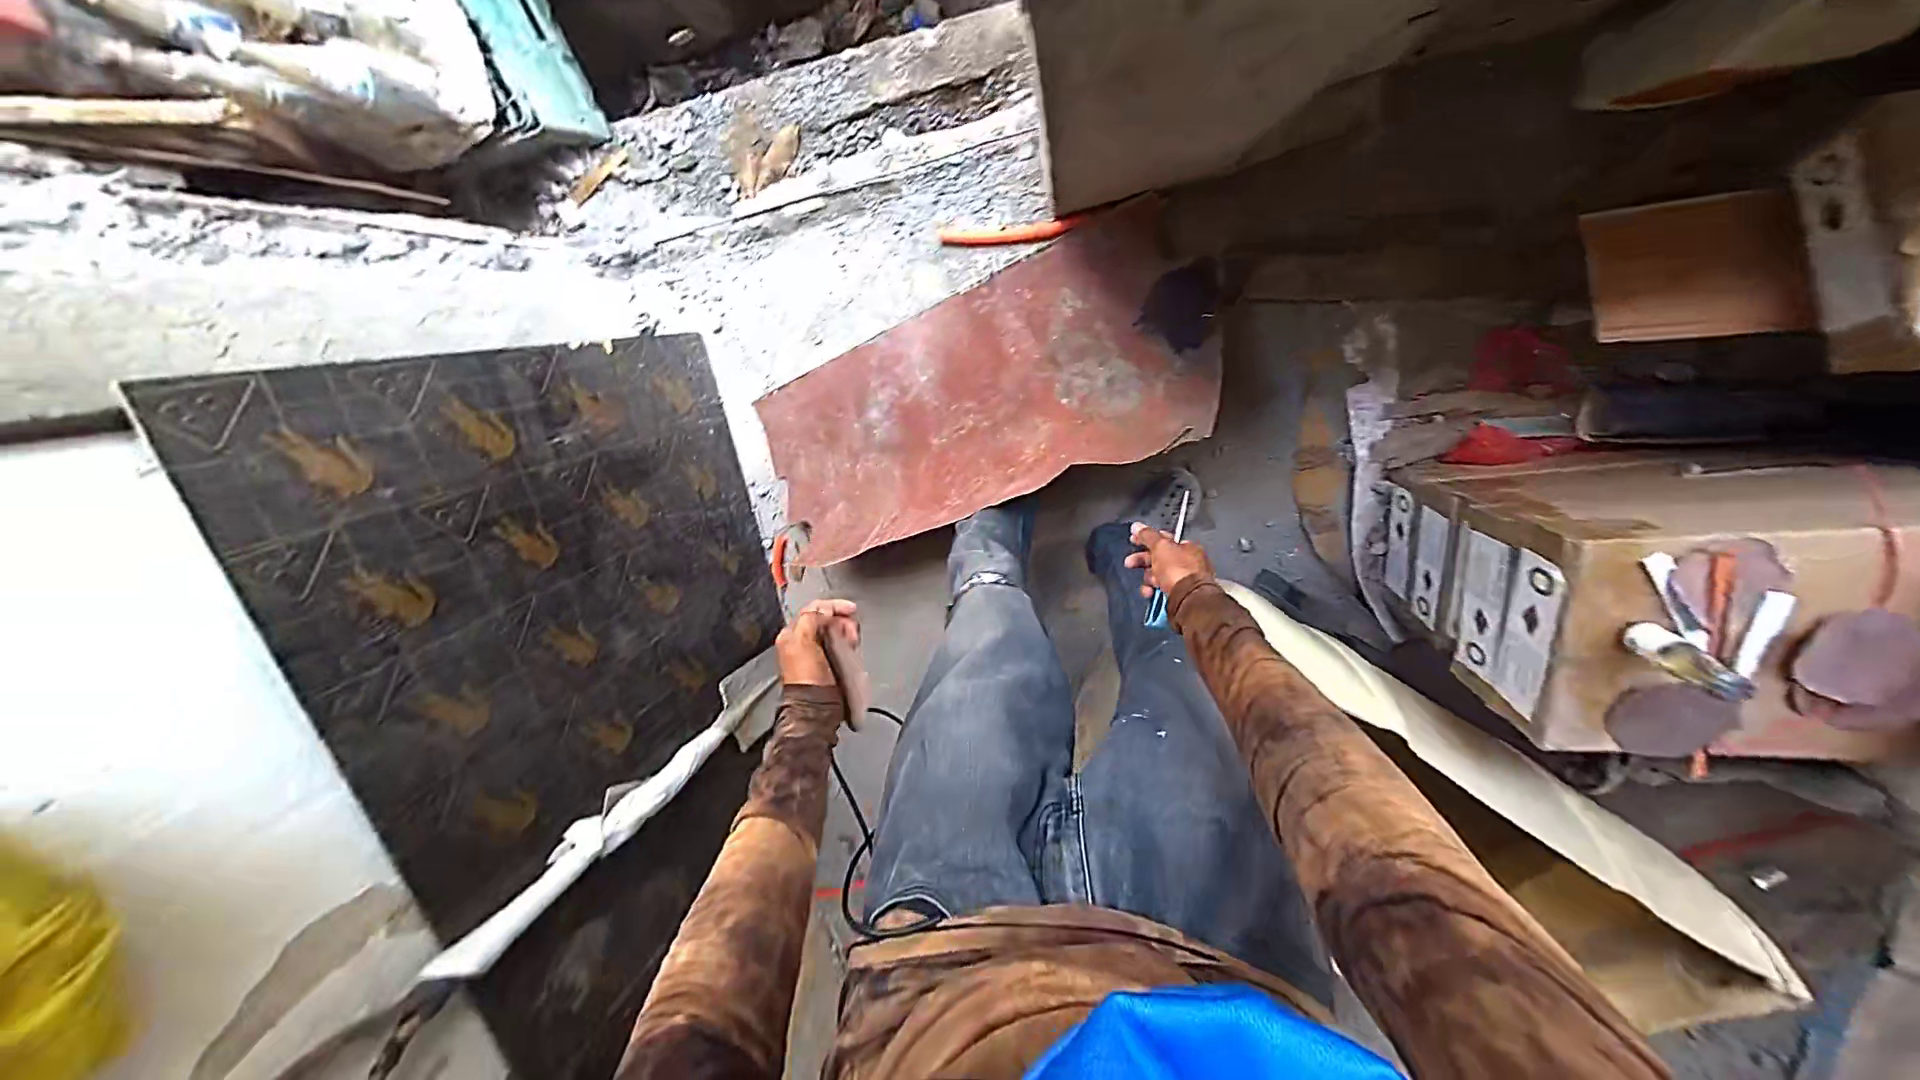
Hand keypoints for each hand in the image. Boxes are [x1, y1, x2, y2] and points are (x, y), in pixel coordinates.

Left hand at [776, 598, 859, 686]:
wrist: (817, 706)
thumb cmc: (807, 678)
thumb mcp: (803, 640)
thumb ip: (811, 618)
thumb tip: (824, 610)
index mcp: (792, 634)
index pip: (814, 609)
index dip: (833, 606)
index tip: (849, 609)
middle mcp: (802, 641)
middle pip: (827, 619)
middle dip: (842, 620)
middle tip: (850, 629)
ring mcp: (817, 651)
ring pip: (836, 630)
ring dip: (847, 631)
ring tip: (852, 640)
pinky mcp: (829, 661)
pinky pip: (842, 643)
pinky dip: (848, 642)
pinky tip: (852, 647)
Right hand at [1125, 522, 1213, 598]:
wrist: (1188, 598)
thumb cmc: (1177, 568)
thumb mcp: (1160, 547)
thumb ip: (1147, 535)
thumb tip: (1136, 525)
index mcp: (1187, 547)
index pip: (1164, 539)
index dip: (1146, 539)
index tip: (1133, 540)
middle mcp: (1187, 563)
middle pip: (1159, 558)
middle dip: (1142, 560)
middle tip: (1129, 562)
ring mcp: (1184, 580)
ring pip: (1158, 575)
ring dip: (1148, 577)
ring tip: (1146, 582)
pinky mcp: (1178, 595)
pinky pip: (1161, 590)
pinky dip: (1153, 590)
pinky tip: (1150, 592)